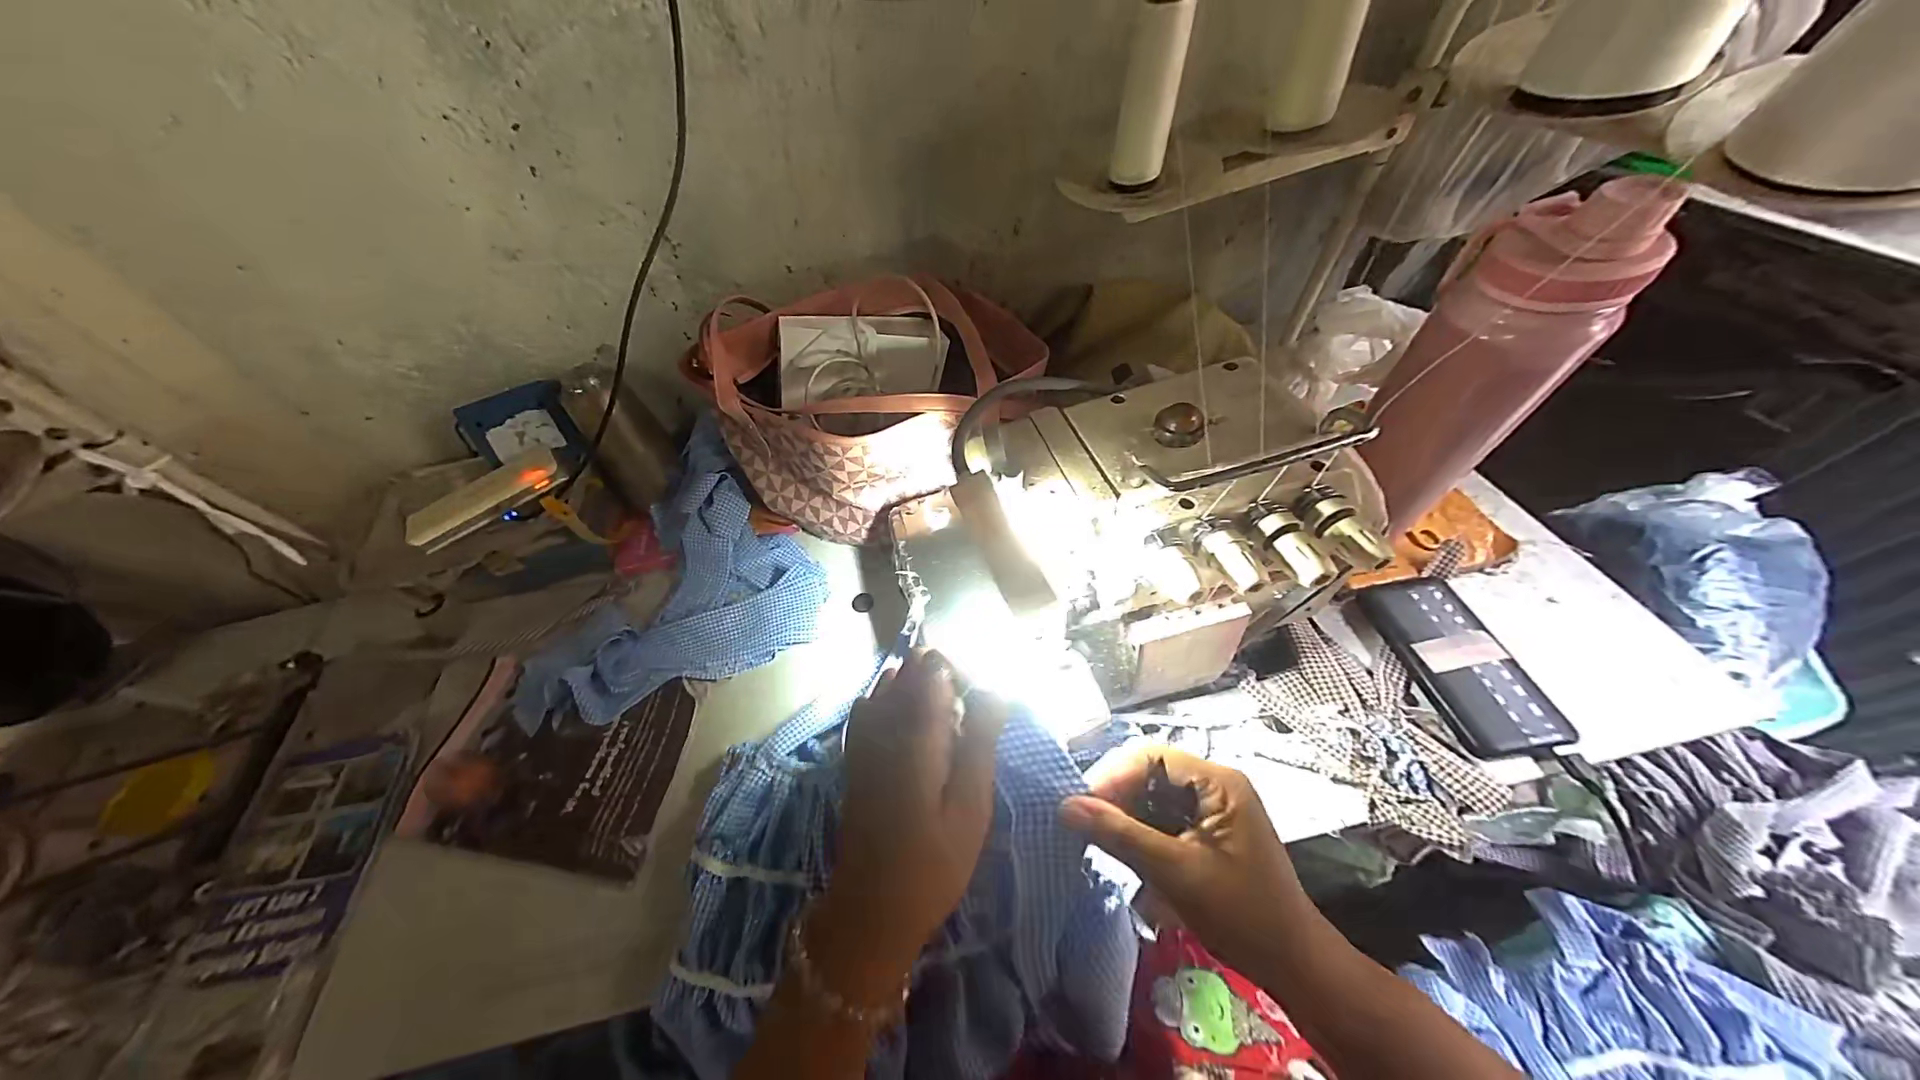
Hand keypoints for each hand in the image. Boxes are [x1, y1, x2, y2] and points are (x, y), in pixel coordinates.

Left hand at [812, 650, 1006, 999]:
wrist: (871, 908)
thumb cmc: (933, 863)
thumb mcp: (971, 806)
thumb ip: (980, 741)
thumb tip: (994, 688)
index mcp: (915, 735)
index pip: (933, 669)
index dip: (961, 668)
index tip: (984, 691)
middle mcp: (883, 727)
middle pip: (908, 672)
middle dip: (941, 675)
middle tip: (970, 709)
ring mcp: (862, 741)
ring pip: (887, 687)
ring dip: (916, 686)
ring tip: (946, 710)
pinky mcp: (854, 758)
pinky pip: (869, 708)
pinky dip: (890, 700)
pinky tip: (908, 717)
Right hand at [1058, 745, 1309, 973]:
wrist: (1293, 964)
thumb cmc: (1242, 914)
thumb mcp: (1176, 872)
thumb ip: (1121, 835)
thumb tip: (1067, 807)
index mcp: (1218, 782)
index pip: (1150, 756)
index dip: (1113, 776)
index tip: (1083, 807)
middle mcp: (1216, 784)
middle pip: (1150, 772)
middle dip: (1117, 797)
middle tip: (1086, 826)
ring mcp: (1213, 807)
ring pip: (1153, 795)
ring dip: (1126, 816)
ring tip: (1103, 842)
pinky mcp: (1208, 830)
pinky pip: (1164, 816)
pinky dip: (1142, 832)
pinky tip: (1128, 854)